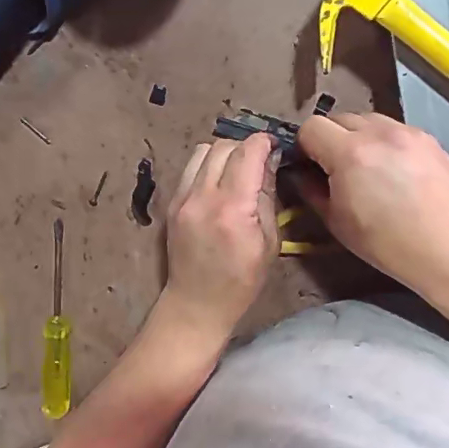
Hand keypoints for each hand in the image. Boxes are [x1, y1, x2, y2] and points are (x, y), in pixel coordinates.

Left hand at [159, 135, 278, 338]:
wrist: (196, 304)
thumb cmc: (242, 281)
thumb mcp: (269, 242)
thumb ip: (268, 198)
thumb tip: (270, 164)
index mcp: (232, 209)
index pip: (248, 153)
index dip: (264, 143)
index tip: (276, 146)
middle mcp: (203, 196)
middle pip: (225, 146)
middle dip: (246, 147)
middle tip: (261, 161)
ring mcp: (182, 198)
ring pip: (204, 150)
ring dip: (225, 153)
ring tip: (238, 170)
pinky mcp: (172, 203)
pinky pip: (191, 168)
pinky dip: (208, 166)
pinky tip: (220, 184)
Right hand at [296, 113, 448, 290]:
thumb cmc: (392, 245)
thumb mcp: (339, 224)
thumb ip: (314, 192)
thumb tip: (304, 176)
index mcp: (351, 153)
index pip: (312, 127)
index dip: (305, 146)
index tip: (309, 165)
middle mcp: (379, 133)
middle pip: (339, 118)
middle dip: (331, 140)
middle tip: (335, 171)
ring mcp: (407, 132)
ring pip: (368, 120)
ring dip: (359, 138)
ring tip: (367, 171)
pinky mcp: (428, 138)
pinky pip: (394, 130)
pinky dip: (385, 143)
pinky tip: (394, 172)